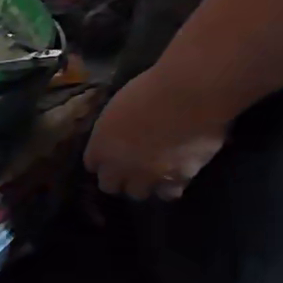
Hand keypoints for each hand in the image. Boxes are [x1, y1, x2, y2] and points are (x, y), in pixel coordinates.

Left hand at [84, 64, 229, 199]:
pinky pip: (168, 193)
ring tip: (155, 172)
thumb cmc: (151, 88)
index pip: (92, 164)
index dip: (103, 160)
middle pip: (110, 185)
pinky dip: (171, 186)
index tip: (111, 155)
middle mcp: (120, 166)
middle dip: (118, 177)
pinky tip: (176, 174)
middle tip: (131, 166)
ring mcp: (148, 176)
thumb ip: (112, 130)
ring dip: (144, 184)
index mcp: (101, 145)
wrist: (189, 93)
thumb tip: (116, 136)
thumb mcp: (117, 106)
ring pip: (138, 193)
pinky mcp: (177, 180)